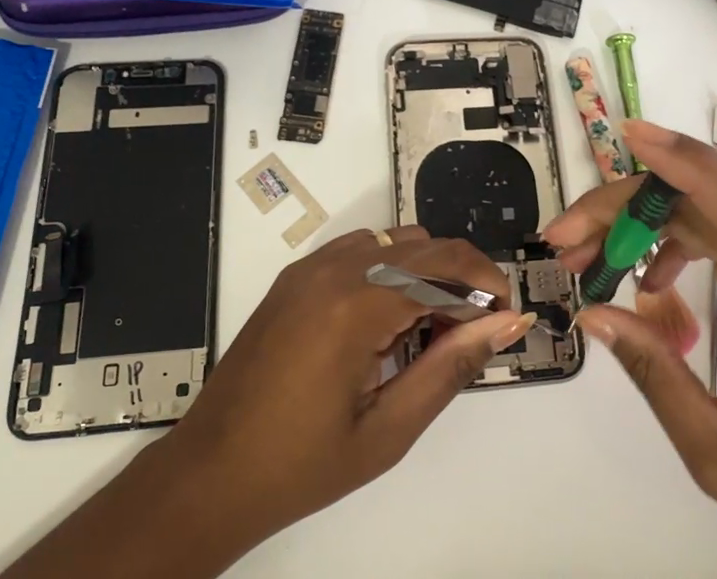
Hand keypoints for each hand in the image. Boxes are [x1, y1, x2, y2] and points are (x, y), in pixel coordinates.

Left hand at [1, 227, 532, 578]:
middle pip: (422, 245)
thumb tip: (506, 322)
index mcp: (355, 304)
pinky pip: (358, 252)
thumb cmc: (302, 465)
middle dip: (461, 279)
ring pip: (391, 242)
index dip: (488, 285)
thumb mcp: (389, 429)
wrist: (210, 475)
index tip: (505, 320)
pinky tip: (385, 325)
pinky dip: (388, 271)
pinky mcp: (291, 280)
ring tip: (427, 334)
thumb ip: (452, 366)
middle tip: (470, 335)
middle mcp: (331, 270)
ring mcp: (306, 270)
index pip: (445, 266)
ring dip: (424, 272)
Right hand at [544, 121, 716, 578]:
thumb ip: (654, 374)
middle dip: (628, 206)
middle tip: (564, 239)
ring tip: (590, 259)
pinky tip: (651, 284)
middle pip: (709, 208)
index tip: (635, 138)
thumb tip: (593, 313)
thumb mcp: (716, 451)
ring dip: (649, 226)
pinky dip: (683, 247)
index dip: (693, 165)